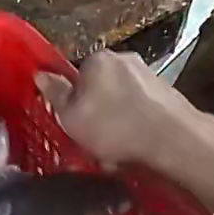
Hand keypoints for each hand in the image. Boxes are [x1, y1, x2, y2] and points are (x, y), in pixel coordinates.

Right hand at [36, 51, 213, 169]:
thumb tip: (40, 74)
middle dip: (97, 116)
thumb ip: (55, 95)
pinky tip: (137, 149)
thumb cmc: (115, 127)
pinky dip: (137, 129)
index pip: (76, 77)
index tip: (74, 127)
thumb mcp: (71, 117)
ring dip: (117, 126)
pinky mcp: (169, 97)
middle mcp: (126, 60)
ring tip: (116, 155)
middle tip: (94, 144)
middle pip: (100, 90)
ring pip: (122, 104)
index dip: (72, 105)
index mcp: (98, 59)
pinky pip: (142, 113)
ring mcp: (150, 77)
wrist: (173, 140)